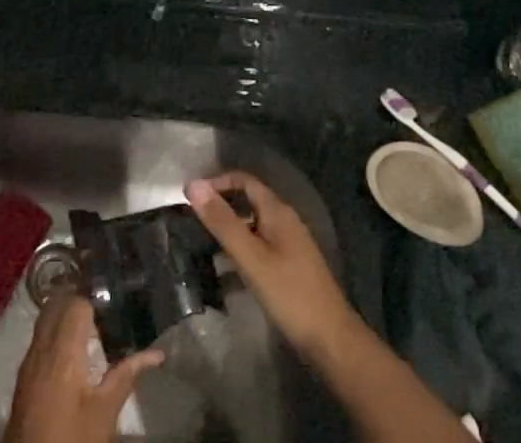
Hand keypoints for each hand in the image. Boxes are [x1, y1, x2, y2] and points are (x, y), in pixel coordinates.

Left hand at [3, 294, 162, 442]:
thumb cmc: (73, 437)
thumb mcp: (106, 410)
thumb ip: (127, 375)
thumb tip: (156, 353)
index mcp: (63, 351)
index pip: (75, 304)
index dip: (94, 298)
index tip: (114, 302)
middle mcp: (41, 346)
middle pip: (56, 304)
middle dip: (78, 299)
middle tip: (105, 310)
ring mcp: (29, 358)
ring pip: (44, 318)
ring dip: (64, 313)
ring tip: (93, 325)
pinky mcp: (24, 372)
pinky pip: (39, 336)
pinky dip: (55, 330)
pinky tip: (73, 346)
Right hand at [186, 172, 355, 356]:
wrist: (331, 339)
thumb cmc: (289, 294)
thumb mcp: (250, 257)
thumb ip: (222, 222)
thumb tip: (193, 185)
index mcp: (278, 213)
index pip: (244, 181)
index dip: (216, 183)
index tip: (189, 197)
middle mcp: (285, 222)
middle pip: (248, 201)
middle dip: (219, 206)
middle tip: (189, 219)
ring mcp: (289, 245)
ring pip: (252, 226)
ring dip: (227, 230)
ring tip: (199, 243)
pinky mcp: (289, 266)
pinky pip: (258, 247)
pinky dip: (239, 251)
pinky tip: (222, 271)